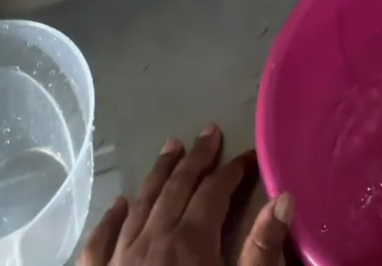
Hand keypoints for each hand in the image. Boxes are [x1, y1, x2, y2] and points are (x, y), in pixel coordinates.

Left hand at [78, 126, 292, 265]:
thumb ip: (262, 250)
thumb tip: (284, 197)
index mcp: (190, 244)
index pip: (214, 191)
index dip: (234, 170)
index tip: (251, 157)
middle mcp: (150, 244)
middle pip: (176, 189)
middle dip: (196, 159)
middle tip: (210, 131)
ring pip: (137, 208)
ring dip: (157, 176)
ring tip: (170, 148)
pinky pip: (97, 247)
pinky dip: (108, 221)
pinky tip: (117, 205)